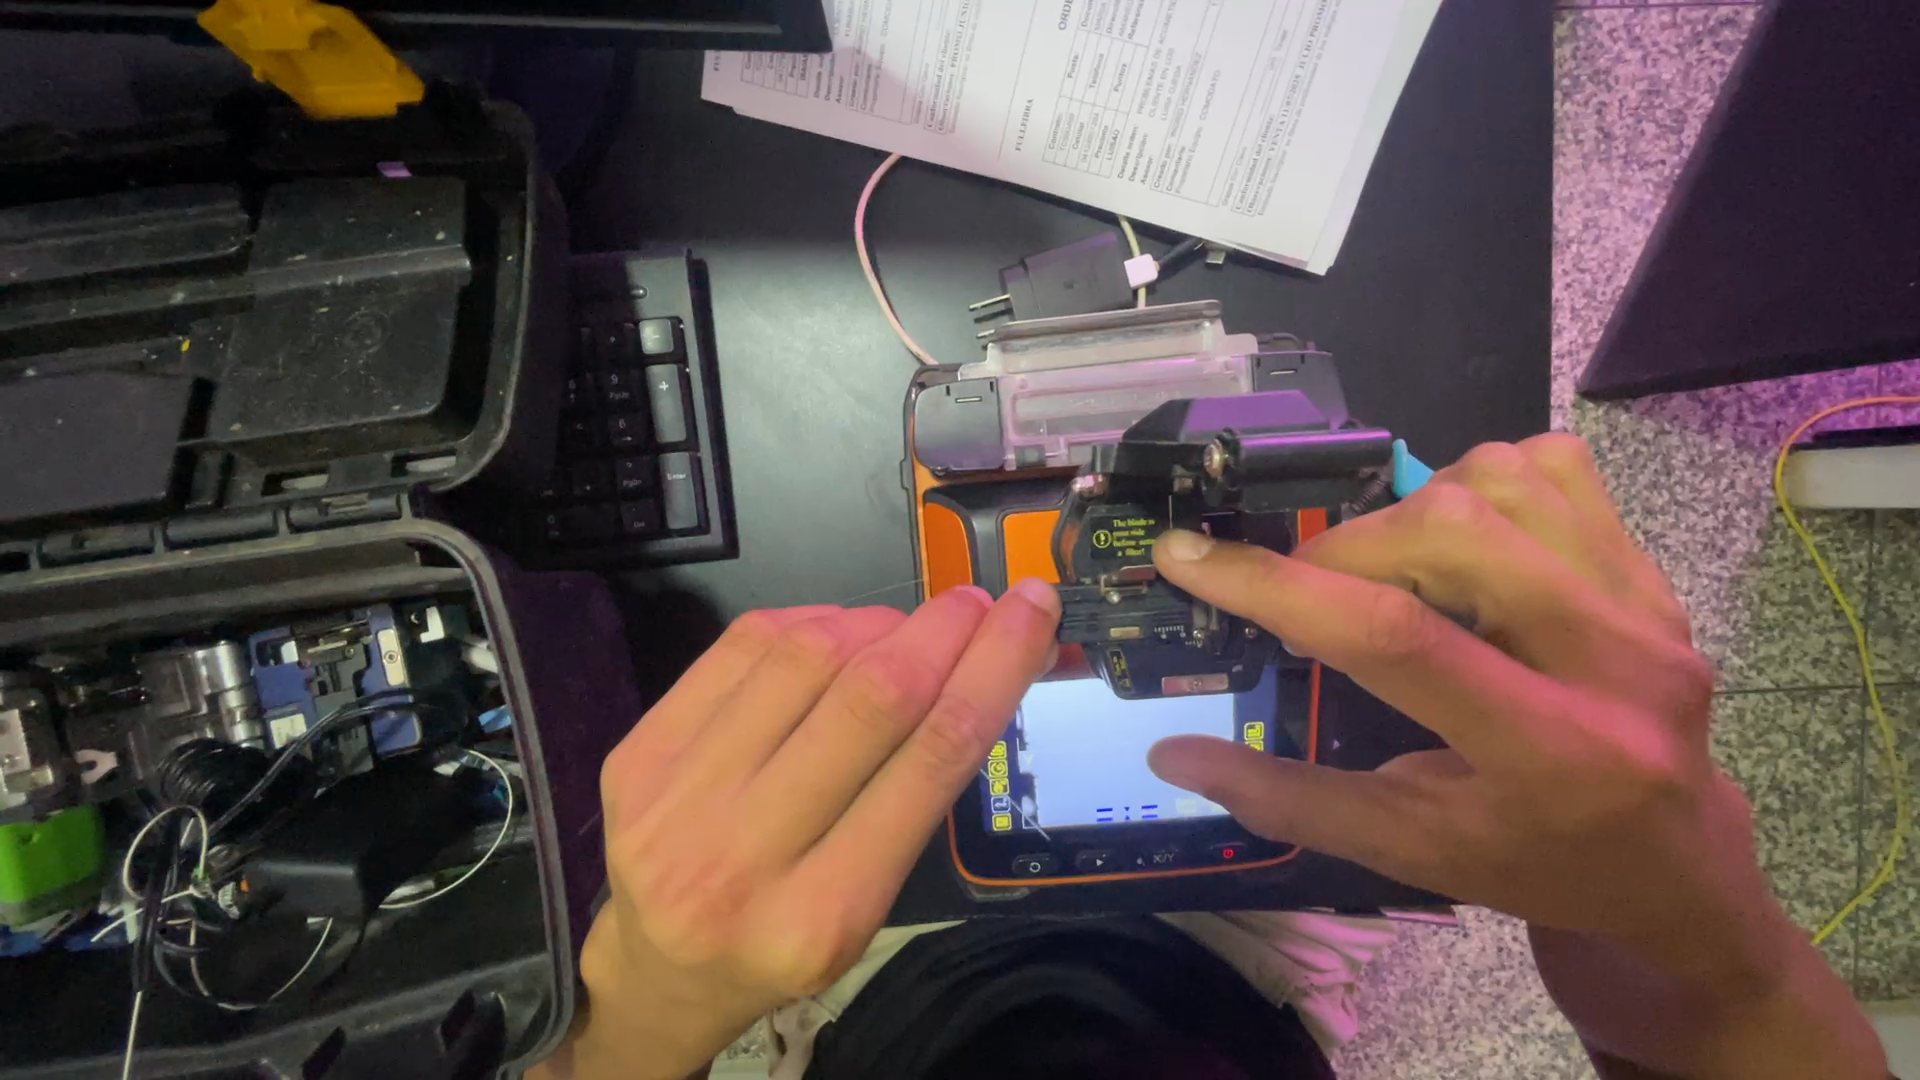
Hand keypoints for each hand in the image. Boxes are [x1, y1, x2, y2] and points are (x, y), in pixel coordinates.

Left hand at [546, 582, 1059, 1079]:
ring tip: (901, 627)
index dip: (994, 667)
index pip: (933, 758)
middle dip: (942, 630)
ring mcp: (678, 798)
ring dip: (876, 622)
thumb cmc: (783, 936)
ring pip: (807, 658)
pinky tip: (837, 628)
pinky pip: (744, 644)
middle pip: (873, 698)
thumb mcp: (869, 903)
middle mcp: (745, 857)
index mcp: (826, 914)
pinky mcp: (638, 751)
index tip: (1029, 613)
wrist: (658, 966)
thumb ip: (916, 791)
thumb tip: (971, 665)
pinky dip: (810, 619)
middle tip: (974, 600)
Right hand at [1144, 435, 1883, 1079]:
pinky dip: (1478, 481)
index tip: (1184, 555)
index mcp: (1544, 751)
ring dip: (1406, 511)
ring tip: (1386, 569)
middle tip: (1313, 593)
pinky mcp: (1650, 572)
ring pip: (1497, 482)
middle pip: (1447, 534)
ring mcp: (1643, 604)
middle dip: (1341, 550)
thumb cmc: (1530, 866)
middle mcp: (1611, 661)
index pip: (1390, 635)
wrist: (1678, 874)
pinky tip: (1457, 538)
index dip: (1272, 585)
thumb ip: (1284, 799)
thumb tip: (1170, 756)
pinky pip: (1552, 468)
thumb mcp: (1400, 851)